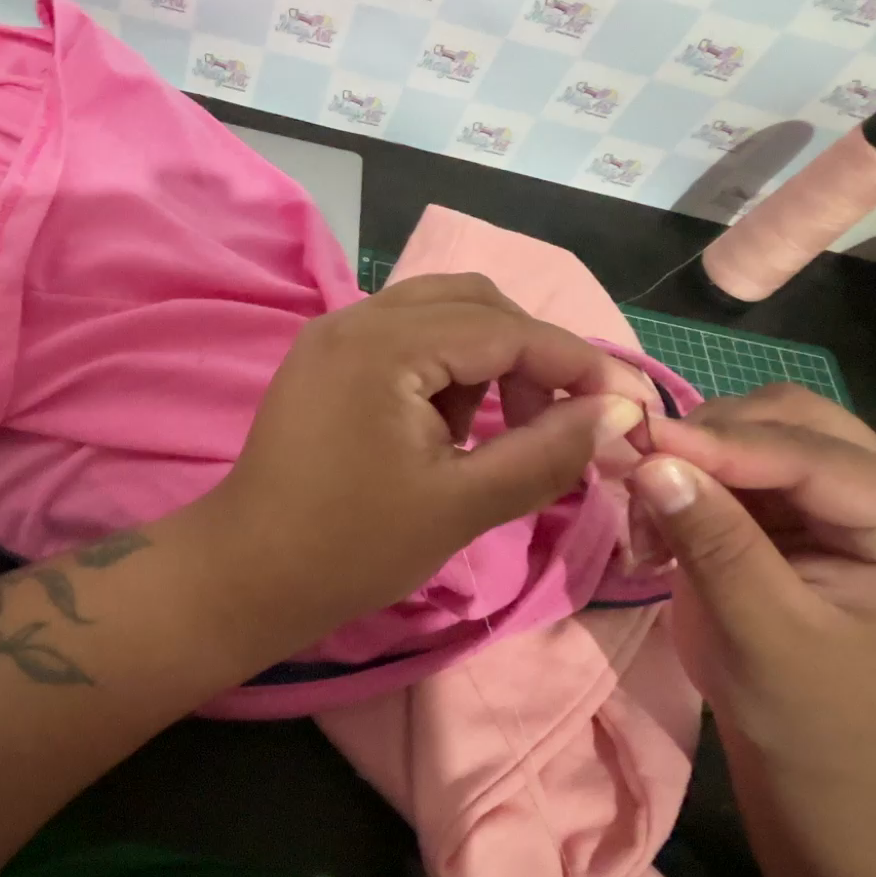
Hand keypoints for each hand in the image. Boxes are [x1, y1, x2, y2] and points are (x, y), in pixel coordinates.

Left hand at [181, 273, 643, 624]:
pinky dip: (440, 368)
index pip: (505, 329)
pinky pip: (401, 338)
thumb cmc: (351, 547)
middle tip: (553, 420)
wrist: (248, 573)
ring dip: (484, 359)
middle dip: (527, 353)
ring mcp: (331, 335)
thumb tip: (616, 413)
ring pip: (436, 315)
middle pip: (472, 303)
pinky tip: (443, 426)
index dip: (575, 363)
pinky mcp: (322, 360)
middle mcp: (354, 319)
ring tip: (492, 432)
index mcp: (384, 345)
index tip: (627, 405)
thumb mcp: (462, 505)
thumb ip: (546, 452)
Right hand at [630, 383, 875, 779]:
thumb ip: (716, 545)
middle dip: (714, 438)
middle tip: (642, 467)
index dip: (729, 444)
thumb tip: (652, 462)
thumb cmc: (808, 713)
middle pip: (796, 421)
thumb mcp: (763, 635)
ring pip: (760, 429)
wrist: (814, 760)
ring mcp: (844, 498)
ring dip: (695, 456)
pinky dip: (689, 478)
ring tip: (650, 510)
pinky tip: (661, 520)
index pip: (821, 459)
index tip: (643, 439)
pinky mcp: (797, 507)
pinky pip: (734, 462)